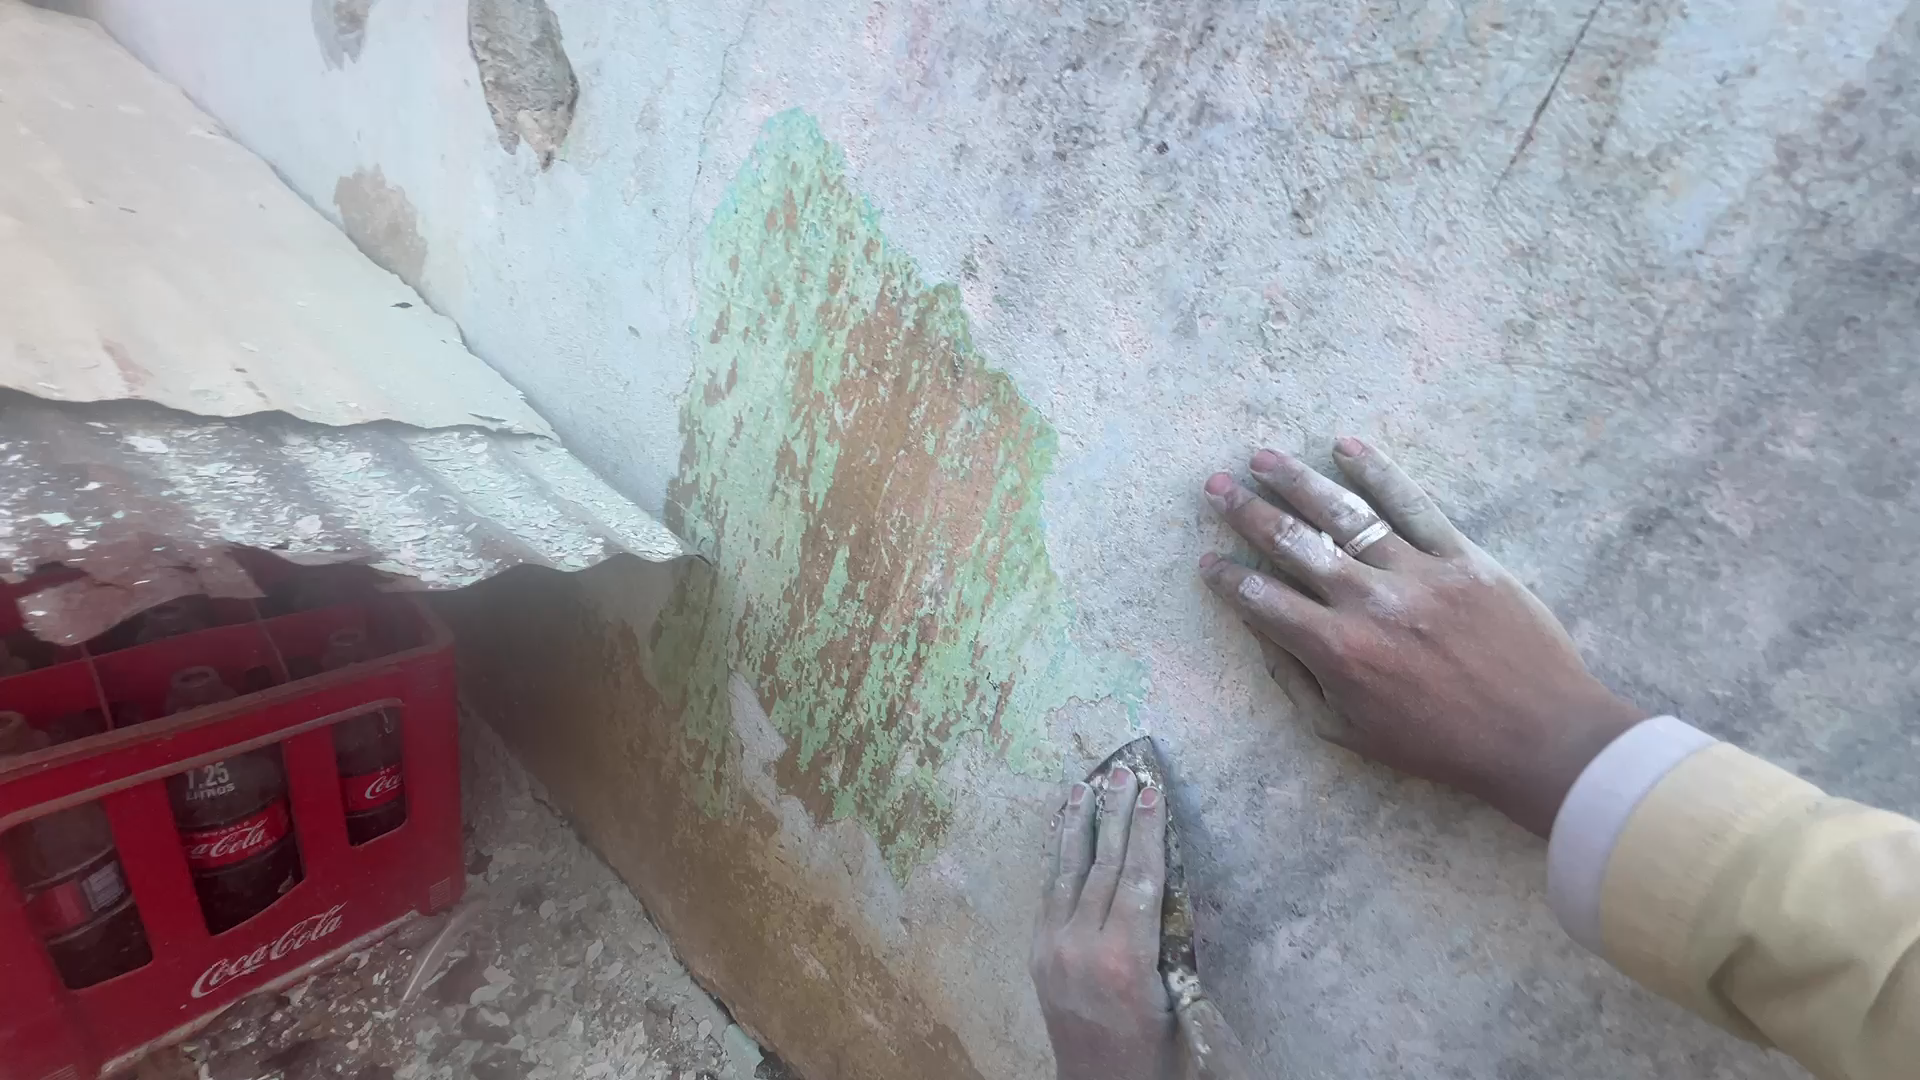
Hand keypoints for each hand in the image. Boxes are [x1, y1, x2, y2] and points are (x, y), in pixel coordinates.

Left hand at [1031, 765, 1178, 1079]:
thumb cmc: (1154, 1049)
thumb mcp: (1177, 995)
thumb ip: (1170, 936)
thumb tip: (1165, 871)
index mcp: (1126, 958)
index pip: (1141, 876)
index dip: (1148, 829)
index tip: (1152, 790)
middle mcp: (1083, 944)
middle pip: (1105, 864)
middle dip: (1115, 813)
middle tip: (1122, 773)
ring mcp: (1053, 945)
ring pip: (1069, 869)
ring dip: (1079, 823)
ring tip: (1085, 785)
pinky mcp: (1037, 949)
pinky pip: (1048, 890)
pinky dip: (1057, 854)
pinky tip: (1062, 828)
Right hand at [1198, 438, 1646, 836]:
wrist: (1541, 738)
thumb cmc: (1434, 742)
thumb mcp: (1344, 731)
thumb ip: (1293, 677)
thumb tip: (1256, 628)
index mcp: (1336, 648)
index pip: (1261, 598)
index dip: (1226, 578)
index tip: (1206, 561)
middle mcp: (1367, 601)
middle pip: (1292, 542)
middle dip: (1245, 512)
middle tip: (1215, 487)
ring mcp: (1416, 573)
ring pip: (1343, 514)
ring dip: (1295, 482)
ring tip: (1260, 458)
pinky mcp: (1461, 557)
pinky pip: (1413, 506)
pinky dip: (1377, 473)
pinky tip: (1344, 447)